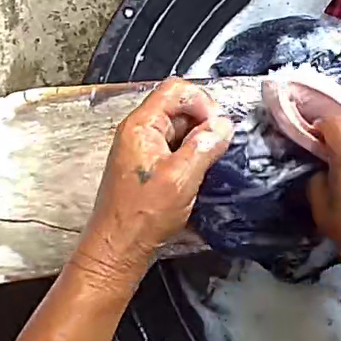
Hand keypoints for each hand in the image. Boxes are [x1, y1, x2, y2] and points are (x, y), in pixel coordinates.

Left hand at [72, 79, 232, 295]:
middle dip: (204, 122)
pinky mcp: (149, 165)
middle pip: (180, 106)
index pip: (177, 89)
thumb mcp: (181, 178)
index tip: (217, 126)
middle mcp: (139, 131)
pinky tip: (197, 173)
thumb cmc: (141, 217)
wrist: (117, 251)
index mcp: (141, 126)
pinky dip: (192, 154)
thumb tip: (224, 125)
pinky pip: (176, 146)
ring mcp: (143, 148)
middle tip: (217, 147)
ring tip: (208, 163)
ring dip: (199, 140)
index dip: (202, 102)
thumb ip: (204, 146)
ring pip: (181, 127)